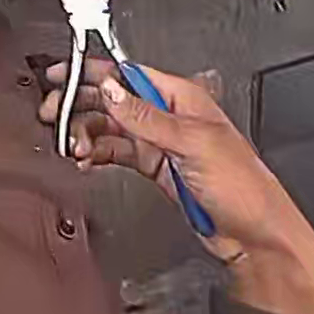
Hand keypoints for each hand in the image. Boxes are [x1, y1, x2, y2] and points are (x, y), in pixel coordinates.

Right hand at [38, 59, 313, 313]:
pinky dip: (96, 153)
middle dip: (80, 104)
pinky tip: (86, 160)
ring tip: (74, 147)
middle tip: (55, 115)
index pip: (126, 74)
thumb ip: (145, 116)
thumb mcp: (192, 144)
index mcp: (179, 96)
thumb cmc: (244, 188)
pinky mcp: (153, 165)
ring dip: (86, 133)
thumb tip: (109, 88)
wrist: (258, 240)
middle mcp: (165, 113)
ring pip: (108, 126)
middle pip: (111, 98)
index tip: (62, 75)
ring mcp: (158, 140)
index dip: (92, 72)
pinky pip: (115, 151)